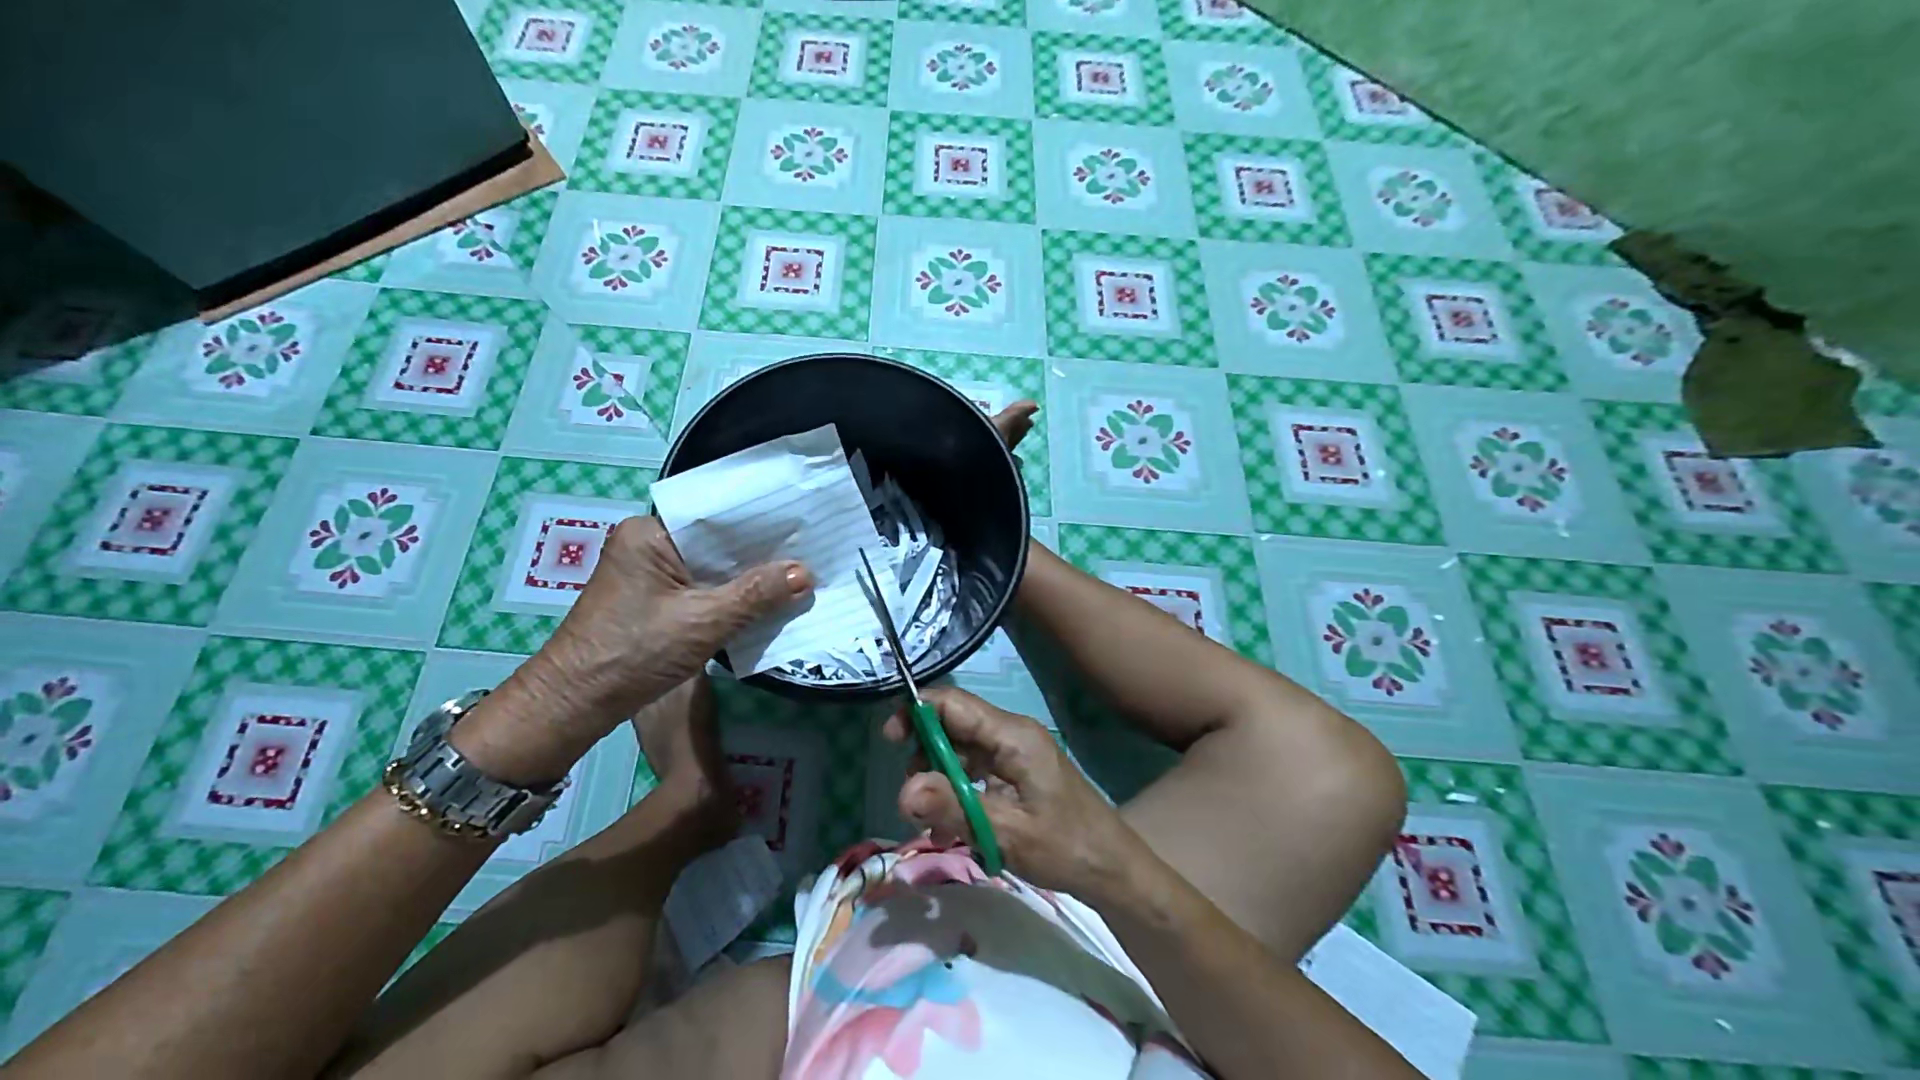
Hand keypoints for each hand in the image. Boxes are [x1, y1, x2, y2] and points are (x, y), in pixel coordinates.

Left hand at [456, 516, 810, 782]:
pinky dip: (731, 593)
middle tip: (810, 549)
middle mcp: (648, 543)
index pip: (716, 516)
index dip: (762, 523)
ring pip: (712, 565)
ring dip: (748, 576)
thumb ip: (757, 594)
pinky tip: (767, 598)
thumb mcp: (704, 622)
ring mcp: (650, 571)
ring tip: (798, 572)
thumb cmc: (634, 653)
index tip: (803, 525)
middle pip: (716, 541)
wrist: (577, 703)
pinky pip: (703, 585)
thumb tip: (806, 573)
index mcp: (650, 533)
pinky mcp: (655, 597)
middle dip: (760, 552)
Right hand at [886, 686, 1145, 896]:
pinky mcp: (1016, 773)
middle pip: (954, 724)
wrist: (1112, 868)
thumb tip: (903, 791)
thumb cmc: (1065, 847)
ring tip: (931, 821)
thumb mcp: (1005, 831)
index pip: (954, 703)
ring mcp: (1015, 753)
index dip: (917, 712)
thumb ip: (953, 807)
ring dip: (938, 779)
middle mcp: (1012, 734)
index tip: (890, 739)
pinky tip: (949, 828)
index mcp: (1013, 735)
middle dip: (924, 754)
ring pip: (960, 750)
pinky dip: (956, 792)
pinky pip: (975, 770)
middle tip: (912, 795)